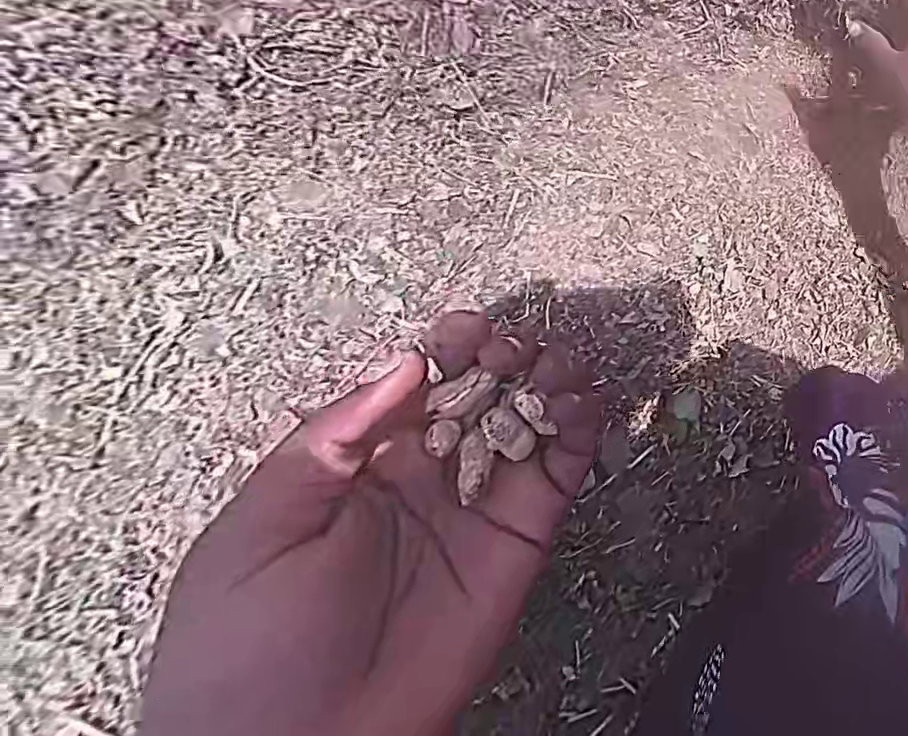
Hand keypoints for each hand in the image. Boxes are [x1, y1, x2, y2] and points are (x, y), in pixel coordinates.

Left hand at [141, 313, 600, 735]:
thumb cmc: (252, 647)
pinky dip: (585, 423)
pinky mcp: (533, 520)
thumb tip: (404, 363)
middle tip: (514, 353)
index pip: (424, 380)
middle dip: (511, 355)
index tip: (468, 329)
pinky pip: (569, 459)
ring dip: (555, 378)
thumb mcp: (256, 536)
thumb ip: (327, 443)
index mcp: (371, 457)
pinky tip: (581, 405)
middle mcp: (440, 462)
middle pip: (492, 385)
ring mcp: (491, 489)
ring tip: (553, 372)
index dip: (451, 345)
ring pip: (539, 411)